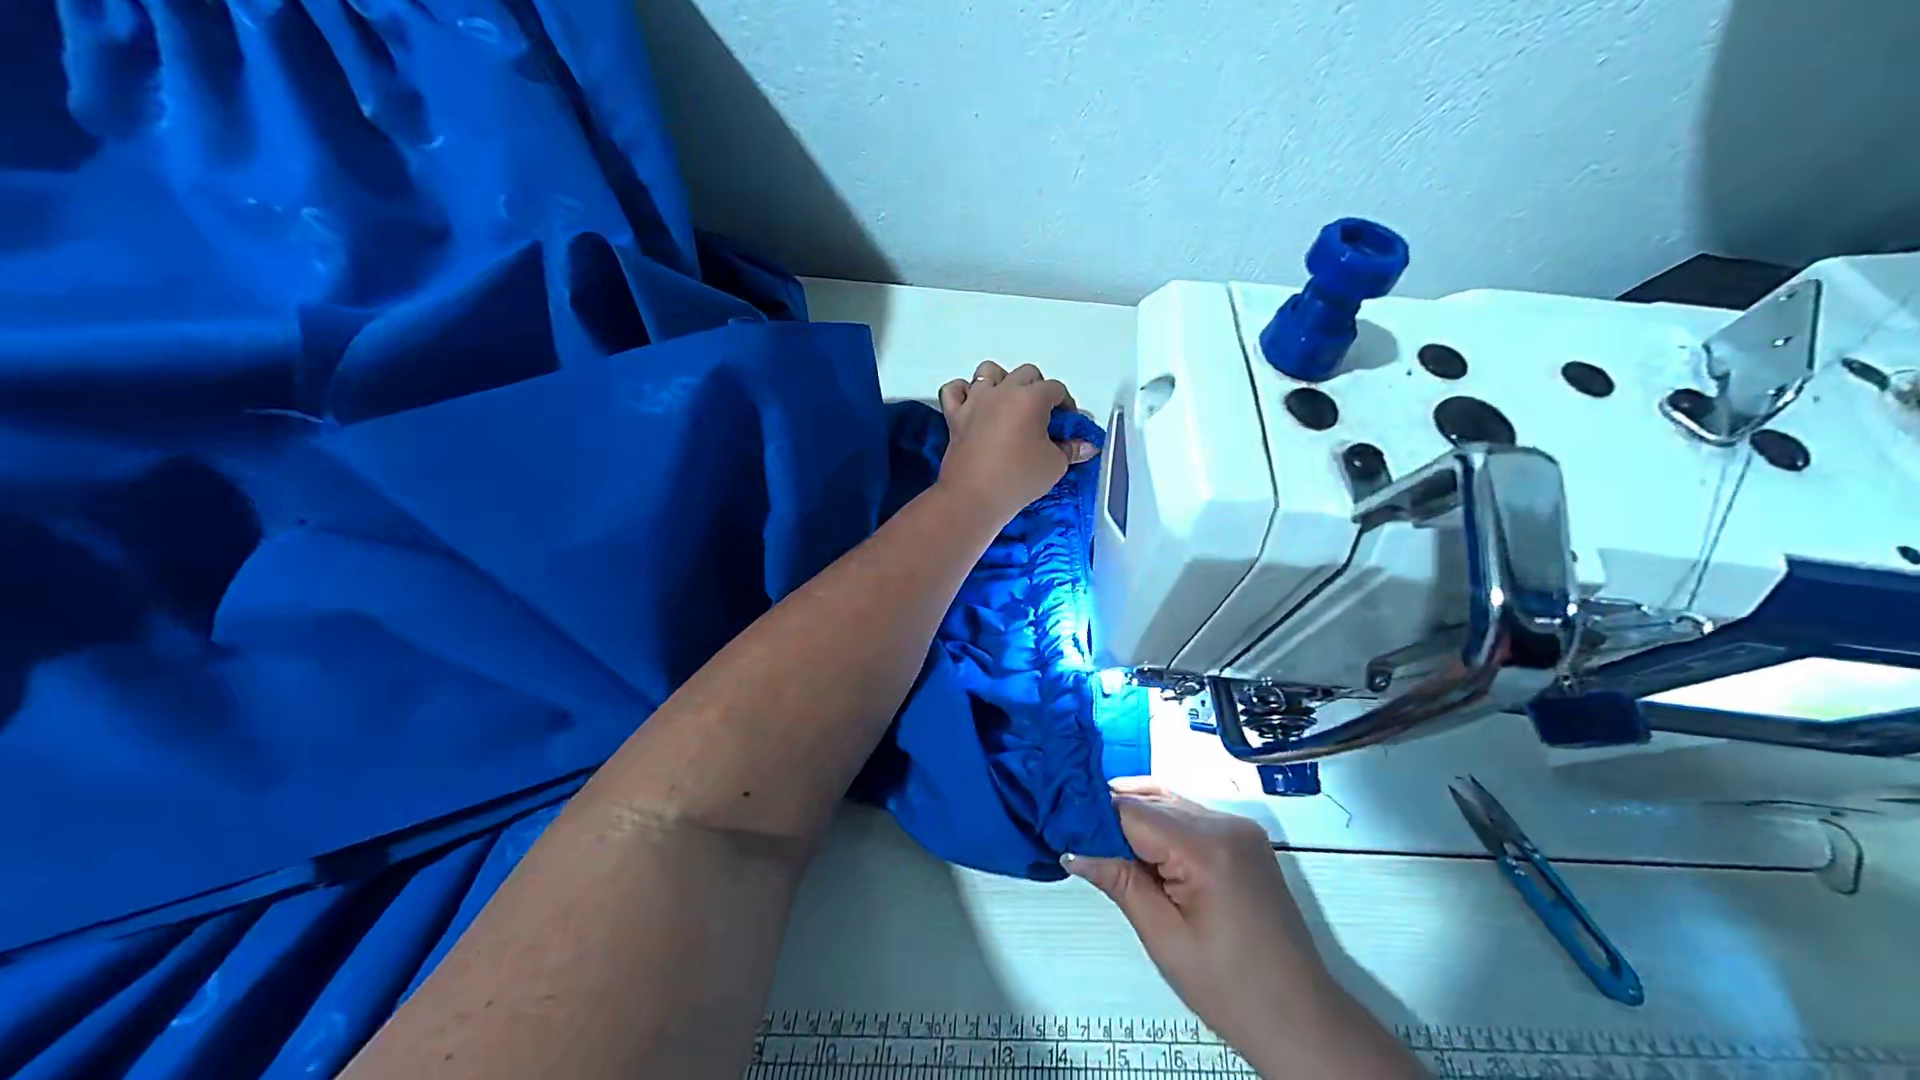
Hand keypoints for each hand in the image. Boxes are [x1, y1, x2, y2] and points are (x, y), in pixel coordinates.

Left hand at [936, 361, 1096, 523]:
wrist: (973, 497)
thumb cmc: (1019, 479)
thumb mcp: (1054, 466)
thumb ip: (1070, 450)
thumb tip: (1085, 447)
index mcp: (1031, 398)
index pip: (1056, 389)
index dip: (1066, 405)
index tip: (1067, 424)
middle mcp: (1002, 391)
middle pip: (1025, 374)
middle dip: (1038, 389)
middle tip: (1042, 415)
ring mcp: (975, 401)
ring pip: (988, 372)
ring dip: (1001, 381)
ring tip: (1008, 404)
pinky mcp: (954, 416)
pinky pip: (954, 390)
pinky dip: (963, 392)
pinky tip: (973, 405)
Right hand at [1064, 779, 1422, 1078]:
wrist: (1302, 1019)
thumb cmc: (1228, 988)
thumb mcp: (1163, 936)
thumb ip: (1118, 881)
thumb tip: (1072, 848)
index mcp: (1206, 846)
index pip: (1133, 811)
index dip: (1095, 817)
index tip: (1062, 826)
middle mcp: (1225, 822)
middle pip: (1151, 802)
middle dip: (1112, 816)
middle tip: (1072, 832)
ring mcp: (1239, 828)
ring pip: (1170, 804)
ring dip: (1136, 819)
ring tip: (1099, 839)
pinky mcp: (1244, 839)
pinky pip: (1191, 817)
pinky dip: (1162, 826)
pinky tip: (1139, 846)